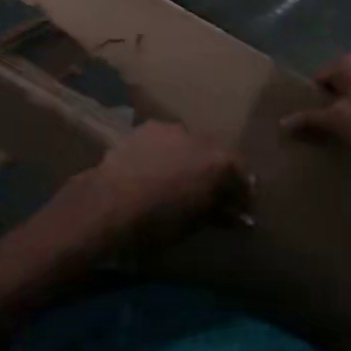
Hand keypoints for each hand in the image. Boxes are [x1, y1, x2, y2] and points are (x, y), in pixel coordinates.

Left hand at [56, 122, 249, 252]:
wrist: (110, 203)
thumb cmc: (158, 222)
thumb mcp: (195, 223)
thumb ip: (220, 213)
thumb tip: (238, 214)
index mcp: (219, 162)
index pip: (241, 173)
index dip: (240, 190)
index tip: (238, 204)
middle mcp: (200, 138)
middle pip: (215, 153)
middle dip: (213, 171)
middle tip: (205, 191)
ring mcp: (172, 128)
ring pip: (189, 143)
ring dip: (187, 158)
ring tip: (174, 178)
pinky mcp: (148, 127)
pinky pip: (165, 139)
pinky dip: (164, 152)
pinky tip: (152, 168)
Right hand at [280, 53, 350, 174]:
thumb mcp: (337, 122)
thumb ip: (310, 119)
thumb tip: (283, 122)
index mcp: (349, 62)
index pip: (317, 80)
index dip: (309, 102)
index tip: (306, 125)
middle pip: (335, 87)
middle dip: (327, 108)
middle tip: (320, 133)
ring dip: (345, 115)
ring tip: (340, 139)